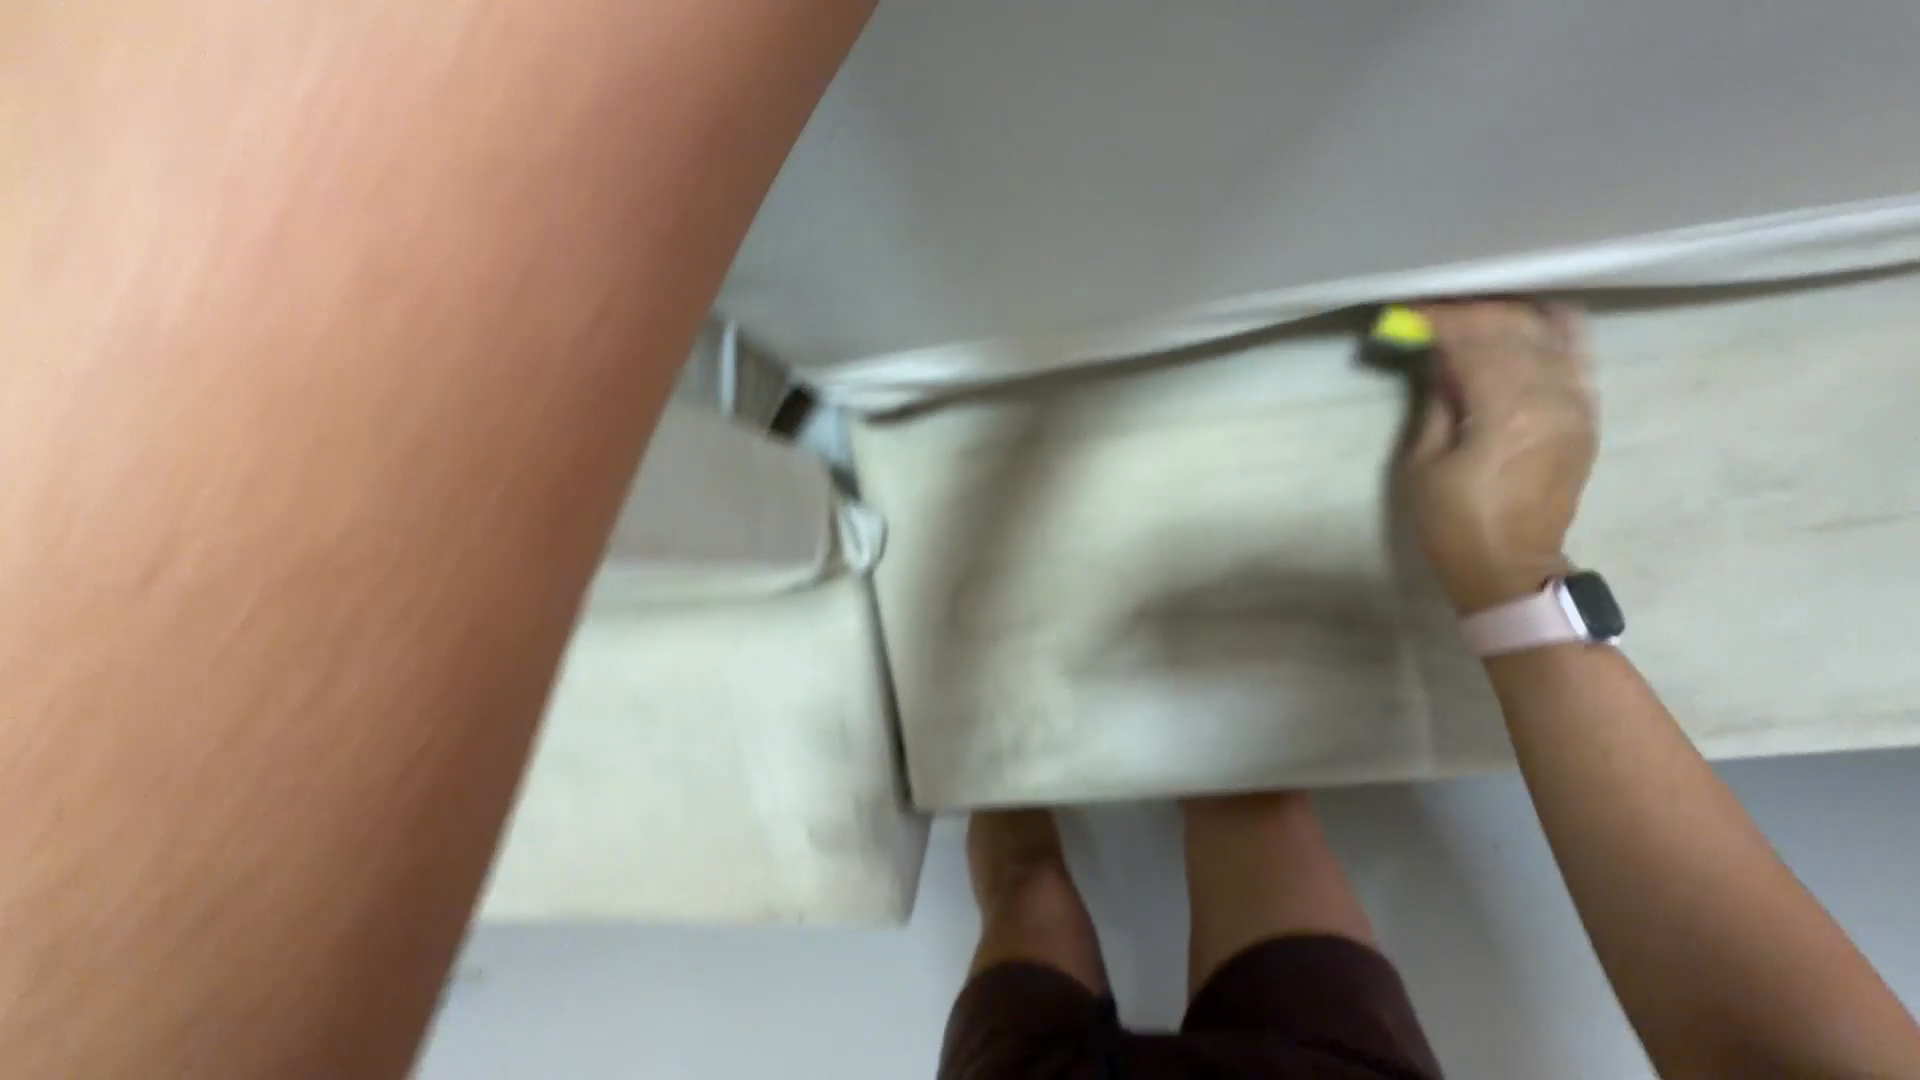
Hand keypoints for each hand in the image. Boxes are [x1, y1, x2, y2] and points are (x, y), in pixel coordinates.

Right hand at [1402, 301, 1597, 613]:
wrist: (1509, 566)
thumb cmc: (1452, 522)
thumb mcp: (1423, 463)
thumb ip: (1437, 401)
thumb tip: (1439, 358)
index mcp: (1506, 411)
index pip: (1475, 339)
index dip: (1438, 319)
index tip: (1406, 313)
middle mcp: (1552, 395)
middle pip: (1513, 327)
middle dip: (1470, 312)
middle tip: (1431, 312)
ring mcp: (1578, 402)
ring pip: (1548, 332)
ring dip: (1507, 316)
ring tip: (1472, 316)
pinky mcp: (1586, 413)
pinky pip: (1576, 353)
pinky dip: (1548, 332)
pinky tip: (1523, 326)